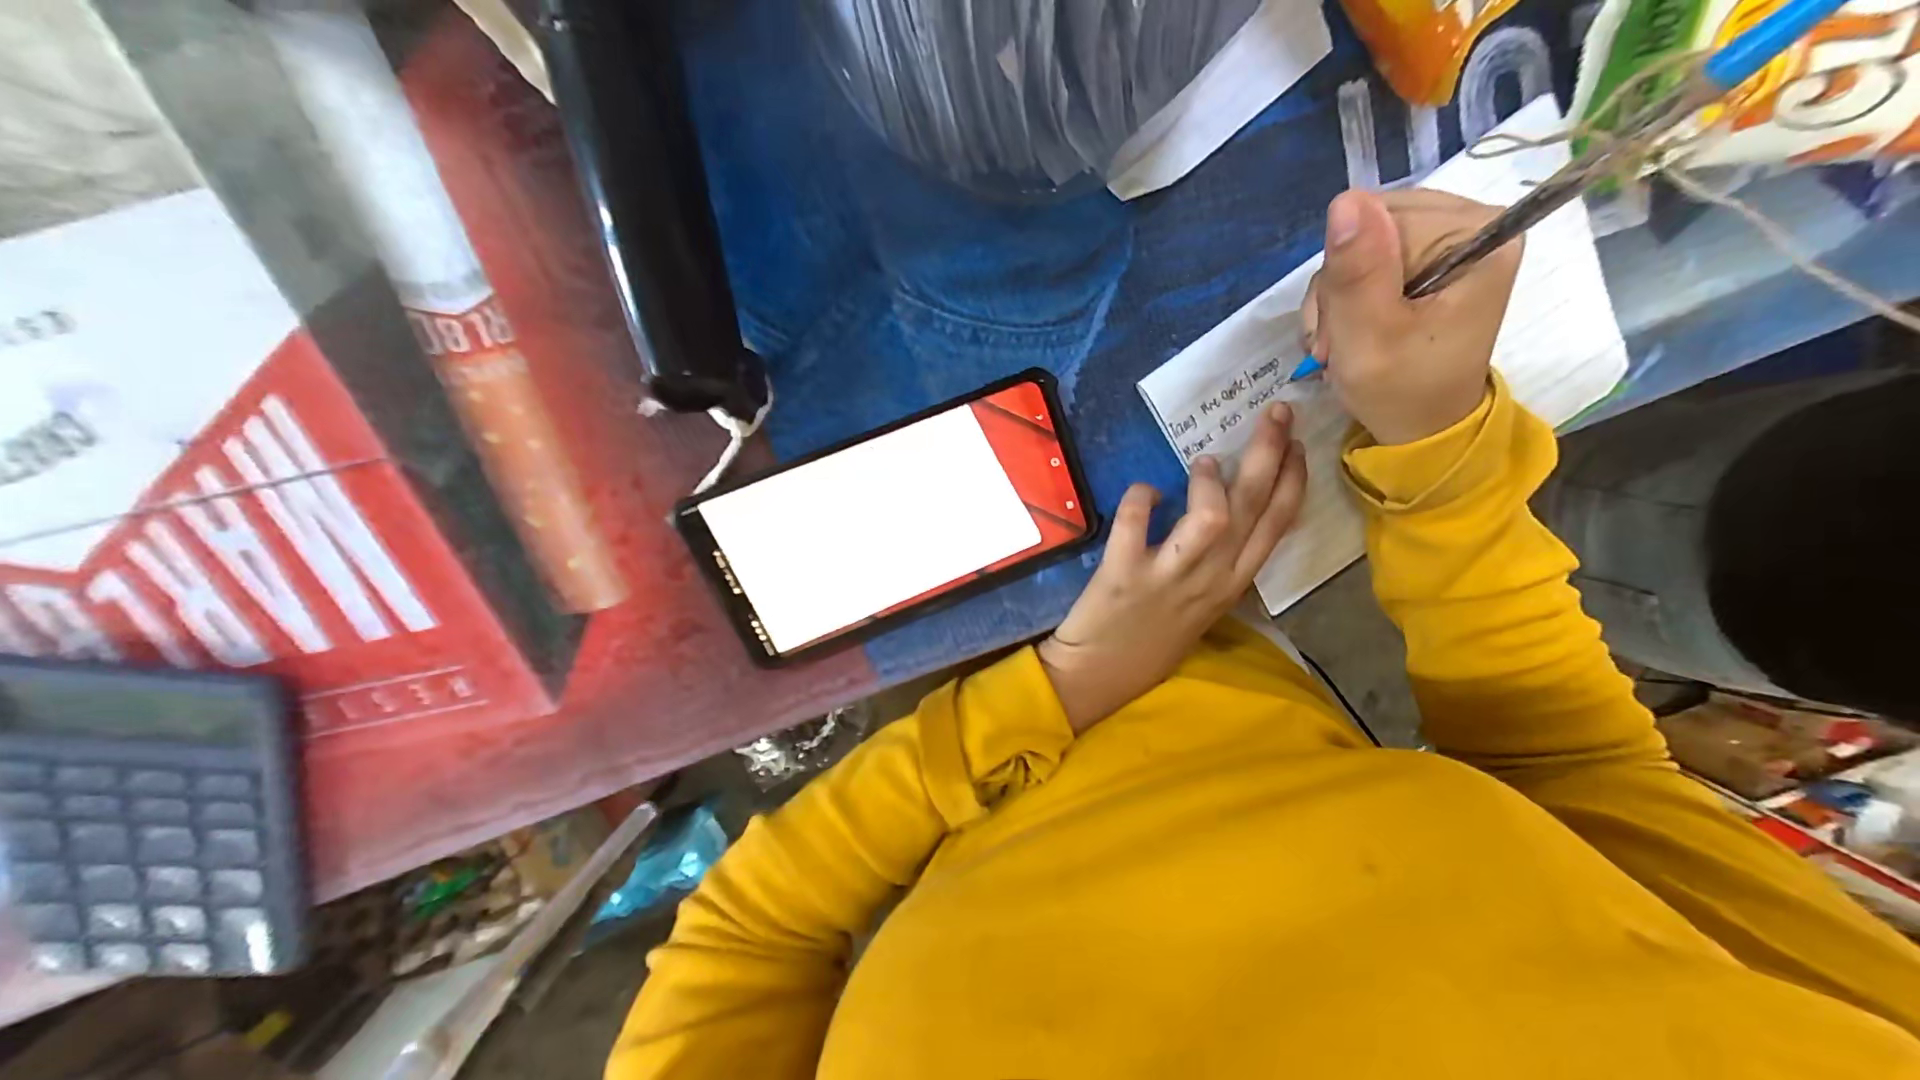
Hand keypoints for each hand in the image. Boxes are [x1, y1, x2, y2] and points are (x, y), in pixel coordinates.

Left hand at [1038, 403, 1307, 732]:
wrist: (1102, 676)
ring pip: (1210, 520)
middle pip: (1253, 510)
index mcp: (1232, 585)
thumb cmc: (1154, 638)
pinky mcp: (1123, 575)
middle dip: (1269, 455)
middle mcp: (1210, 580)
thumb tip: (1228, 509)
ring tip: (1203, 464)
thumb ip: (1220, 563)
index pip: (1278, 526)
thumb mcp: (1204, 606)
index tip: (1297, 444)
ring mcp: (1168, 578)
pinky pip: (1134, 524)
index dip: (1293, 480)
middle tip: (1275, 413)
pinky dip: (1140, 499)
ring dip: (1211, 485)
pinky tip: (1144, 492)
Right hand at [1300, 189, 1521, 444]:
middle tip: (1337, 339)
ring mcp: (1448, 243)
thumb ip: (1357, 272)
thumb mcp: (1369, 337)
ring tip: (1339, 342)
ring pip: (1358, 247)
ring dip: (1333, 299)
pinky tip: (1345, 331)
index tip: (1341, 327)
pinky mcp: (1426, 262)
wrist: (1420, 428)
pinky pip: (1364, 261)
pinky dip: (1341, 301)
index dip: (1348, 270)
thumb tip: (1344, 201)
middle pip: (1370, 228)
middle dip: (1338, 287)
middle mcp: (1471, 226)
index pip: (1382, 220)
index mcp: (1479, 237)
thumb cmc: (1401, 390)